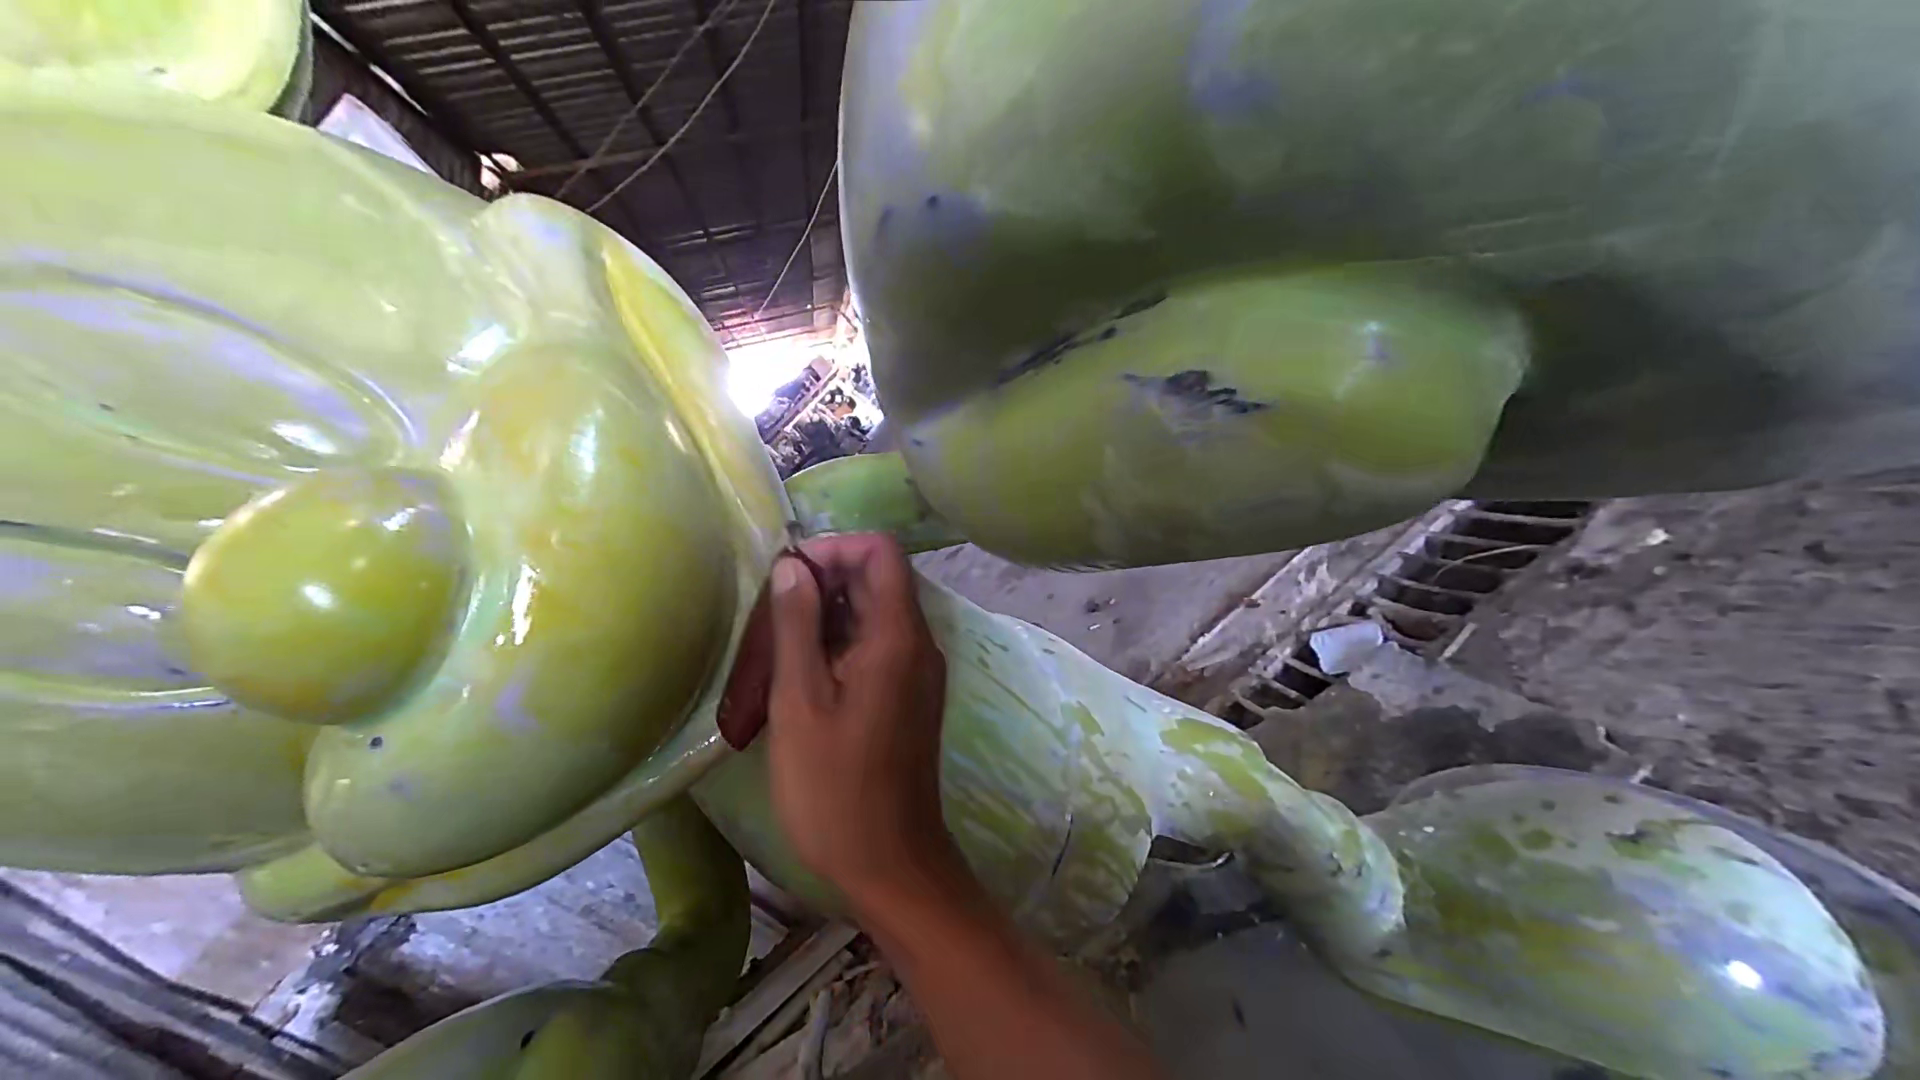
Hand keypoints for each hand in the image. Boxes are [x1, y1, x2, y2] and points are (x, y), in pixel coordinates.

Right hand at [765, 533, 956, 909]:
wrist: (891, 864)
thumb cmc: (836, 788)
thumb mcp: (801, 701)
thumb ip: (798, 626)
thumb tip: (794, 566)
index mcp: (899, 635)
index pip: (879, 552)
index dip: (833, 549)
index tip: (787, 577)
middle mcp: (917, 643)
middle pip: (873, 581)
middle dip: (819, 586)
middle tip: (769, 624)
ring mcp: (915, 670)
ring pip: (869, 616)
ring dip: (821, 621)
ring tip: (773, 656)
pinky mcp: (906, 694)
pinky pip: (873, 648)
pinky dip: (835, 648)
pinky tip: (796, 681)